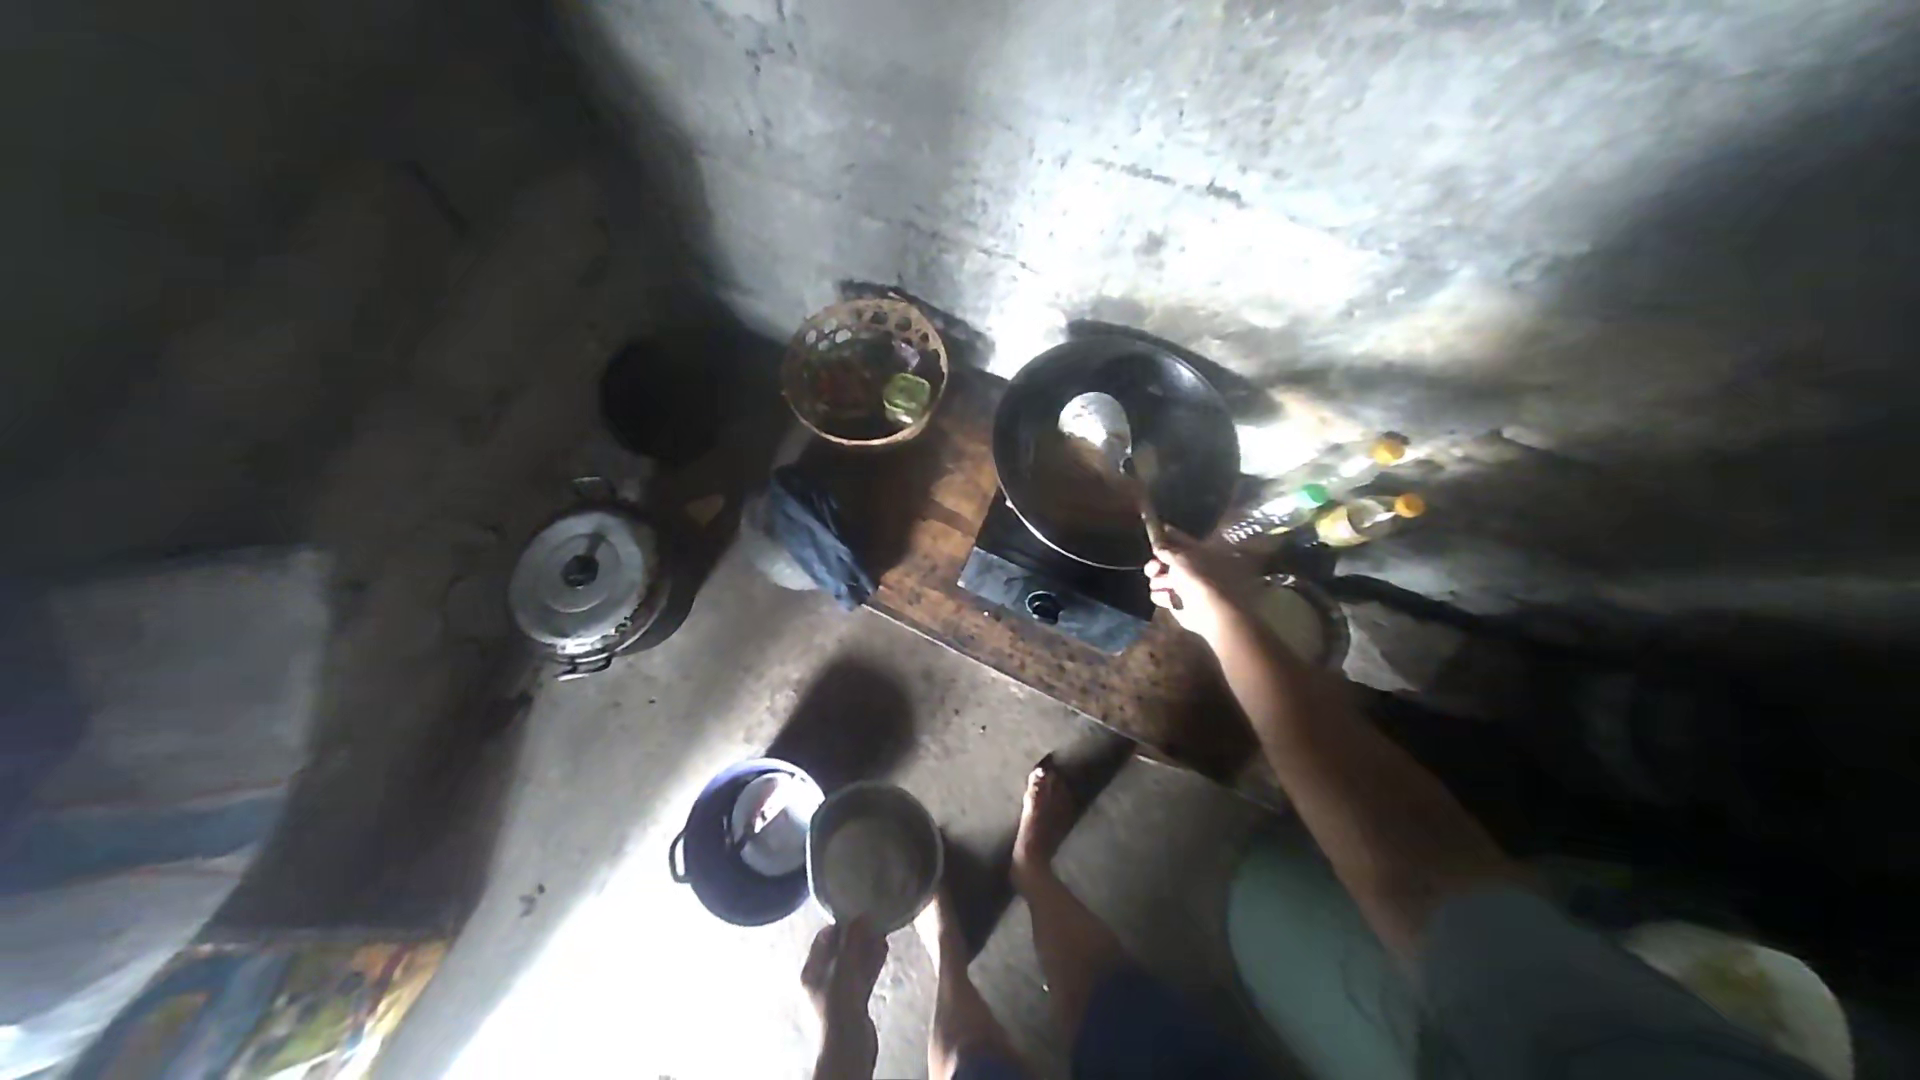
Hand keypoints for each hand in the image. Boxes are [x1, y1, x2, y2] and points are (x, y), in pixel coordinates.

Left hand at [802, 918, 886, 1078]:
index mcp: (810, 971)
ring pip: (854, 962)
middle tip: (872, 920)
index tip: (855, 913)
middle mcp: (822, 979)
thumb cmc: (839, 1002)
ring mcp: (839, 991)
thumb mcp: (844, 965)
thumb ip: (853, 939)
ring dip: (867, 947)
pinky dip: (872, 961)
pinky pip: (863, 975)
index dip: (838, 924)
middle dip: (856, 935)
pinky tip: (884, 948)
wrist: (849, 1046)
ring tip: (882, 931)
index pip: (823, 939)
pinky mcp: (854, 1001)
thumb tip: (861, 916)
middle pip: (840, 950)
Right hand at [1143, 530, 1257, 645]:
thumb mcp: (1180, 557)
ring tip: (1167, 586)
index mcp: (1194, 551)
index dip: (1162, 535)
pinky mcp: (1175, 601)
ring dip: (1158, 581)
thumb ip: (1165, 548)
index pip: (1176, 537)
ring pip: (1158, 578)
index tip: (1151, 534)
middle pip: (1163, 560)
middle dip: (1155, 564)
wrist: (1210, 611)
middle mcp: (1188, 566)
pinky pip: (1159, 594)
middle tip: (1155, 568)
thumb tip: (1157, 544)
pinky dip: (1162, 596)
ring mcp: (1182, 584)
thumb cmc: (1198, 578)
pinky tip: (1169, 598)